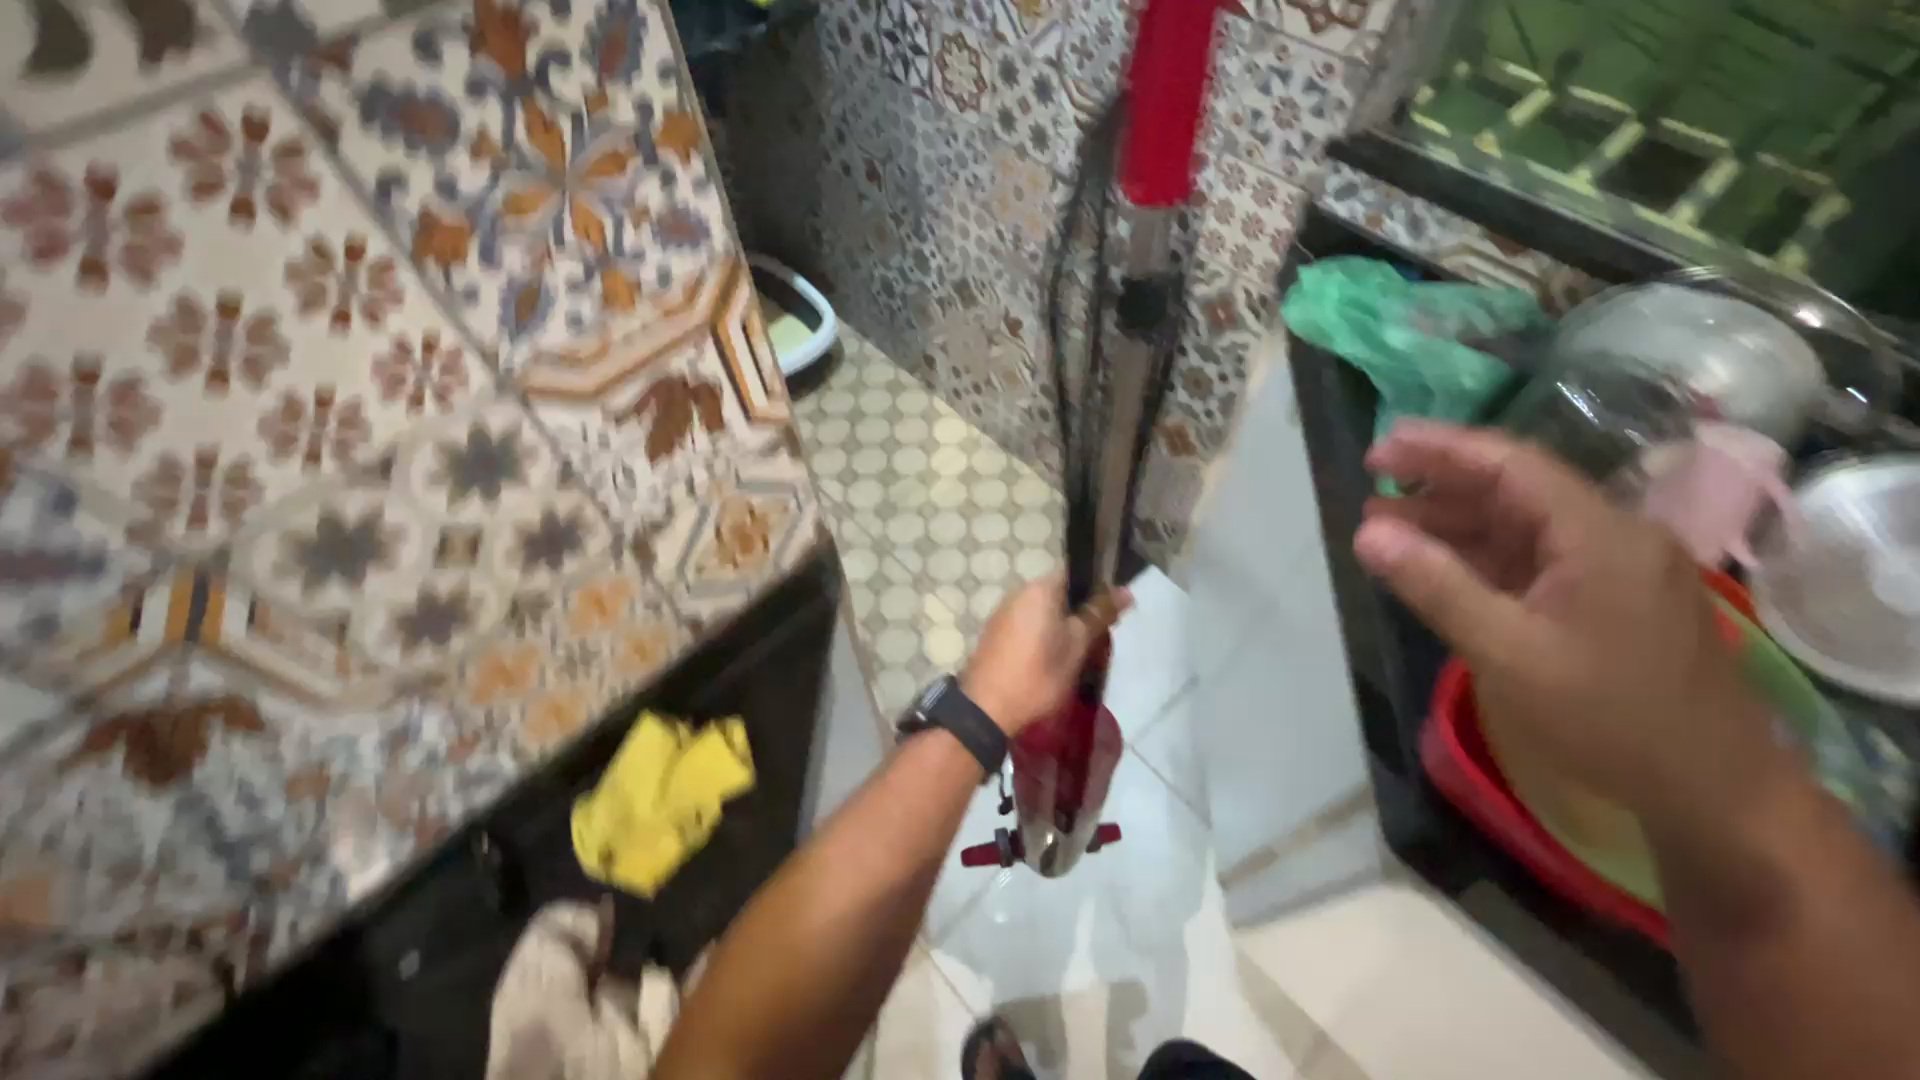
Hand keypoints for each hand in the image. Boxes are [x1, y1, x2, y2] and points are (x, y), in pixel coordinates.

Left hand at [961, 575, 1131, 735]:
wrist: (987, 709)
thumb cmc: (1038, 674)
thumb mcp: (1076, 645)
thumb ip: (1099, 614)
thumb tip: (1125, 591)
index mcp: (1038, 589)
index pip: (1076, 574)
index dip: (1098, 591)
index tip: (1112, 615)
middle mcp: (1018, 593)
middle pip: (1060, 594)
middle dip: (1081, 614)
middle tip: (1099, 641)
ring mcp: (1003, 613)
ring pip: (1044, 612)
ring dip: (1063, 628)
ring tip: (1079, 656)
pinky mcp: (995, 634)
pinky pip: (1029, 626)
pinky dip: (1045, 637)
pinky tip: (1052, 661)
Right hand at [1353, 422, 1785, 830]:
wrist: (1711, 788)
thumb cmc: (1608, 717)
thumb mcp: (1506, 652)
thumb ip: (1435, 586)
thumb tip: (1365, 533)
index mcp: (1598, 534)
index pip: (1511, 464)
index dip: (1439, 449)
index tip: (1377, 451)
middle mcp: (1612, 535)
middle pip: (1515, 488)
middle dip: (1439, 483)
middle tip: (1371, 485)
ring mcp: (1612, 567)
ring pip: (1520, 525)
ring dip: (1453, 522)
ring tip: (1385, 526)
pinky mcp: (1607, 598)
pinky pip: (1533, 559)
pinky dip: (1479, 556)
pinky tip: (1437, 563)